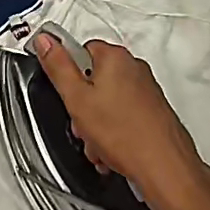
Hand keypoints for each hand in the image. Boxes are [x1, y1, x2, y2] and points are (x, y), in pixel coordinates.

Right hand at [33, 33, 209, 203]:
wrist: (164, 167)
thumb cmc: (127, 134)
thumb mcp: (76, 98)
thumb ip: (58, 66)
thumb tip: (46, 41)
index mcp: (115, 57)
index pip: (81, 50)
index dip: (69, 75)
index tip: (66, 91)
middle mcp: (134, 68)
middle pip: (95, 78)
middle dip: (84, 105)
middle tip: (82, 123)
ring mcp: (146, 90)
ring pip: (108, 101)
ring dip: (98, 123)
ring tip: (99, 143)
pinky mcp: (152, 111)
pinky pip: (124, 115)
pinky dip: (115, 131)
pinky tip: (112, 151)